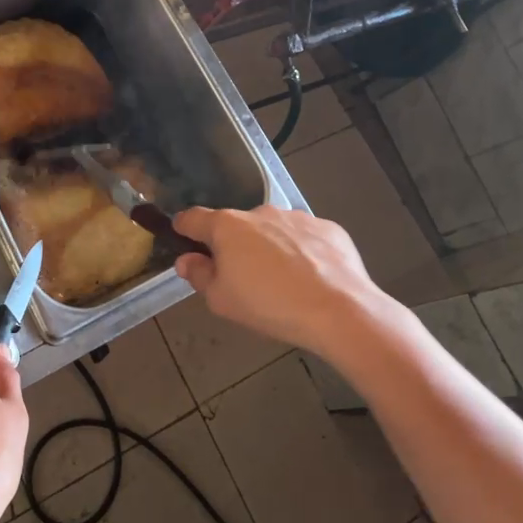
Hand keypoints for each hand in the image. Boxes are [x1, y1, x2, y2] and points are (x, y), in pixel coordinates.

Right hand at [172, 205, 391, 360]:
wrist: (339, 310)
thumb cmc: (269, 306)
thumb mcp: (221, 300)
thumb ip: (199, 276)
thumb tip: (186, 260)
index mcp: (227, 227)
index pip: (194, 218)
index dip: (184, 228)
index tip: (183, 238)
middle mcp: (260, 212)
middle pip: (236, 226)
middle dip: (234, 246)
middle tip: (243, 278)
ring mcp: (296, 217)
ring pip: (273, 230)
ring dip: (270, 248)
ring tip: (283, 282)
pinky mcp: (328, 227)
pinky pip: (306, 238)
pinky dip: (303, 252)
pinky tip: (312, 278)